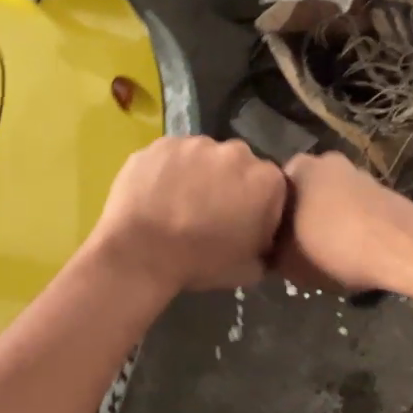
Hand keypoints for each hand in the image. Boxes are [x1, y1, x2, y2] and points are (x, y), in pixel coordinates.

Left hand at [91, 137, 287, 293]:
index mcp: (266, 181)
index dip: (259, 207)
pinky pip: (173, 155)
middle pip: (239, 165)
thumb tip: (263, 244)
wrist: (139, 254)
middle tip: (210, 212)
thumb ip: (266, 249)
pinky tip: (157, 194)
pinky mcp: (161, 143)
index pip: (272, 189)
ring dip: (199, 174)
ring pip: (205, 156)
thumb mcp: (249, 270)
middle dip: (230, 184)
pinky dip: (169, 170)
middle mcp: (237, 152)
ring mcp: (196, 143)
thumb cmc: (199, 263)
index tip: (243, 224)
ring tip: (180, 203)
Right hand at [275, 152, 412, 292]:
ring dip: (327, 215)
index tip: (271, 236)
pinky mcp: (384, 190)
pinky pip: (356, 205)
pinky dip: (352, 220)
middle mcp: (329, 162)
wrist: (405, 250)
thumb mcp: (290, 262)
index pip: (272, 186)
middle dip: (300, 211)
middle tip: (296, 242)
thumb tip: (269, 248)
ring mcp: (360, 173)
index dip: (269, 213)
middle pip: (305, 189)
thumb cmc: (337, 249)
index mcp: (301, 168)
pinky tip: (352, 246)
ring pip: (332, 195)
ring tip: (326, 247)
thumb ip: (272, 250)